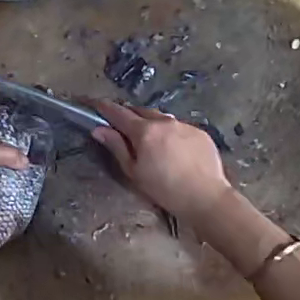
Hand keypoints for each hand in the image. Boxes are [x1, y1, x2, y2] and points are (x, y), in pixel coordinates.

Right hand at [90, 100, 232, 222]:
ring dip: (151, 123)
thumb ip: (117, 147)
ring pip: (161, 118)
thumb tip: (99, 129)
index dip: (104, 107)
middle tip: (121, 125)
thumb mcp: (134, 172)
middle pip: (141, 111)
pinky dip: (170, 133)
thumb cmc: (165, 189)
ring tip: (149, 139)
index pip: (118, 113)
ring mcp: (184, 125)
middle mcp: (164, 121)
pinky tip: (173, 150)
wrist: (205, 196)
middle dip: (129, 115)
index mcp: (144, 131)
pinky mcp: (200, 132)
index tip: (94, 103)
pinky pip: (179, 127)